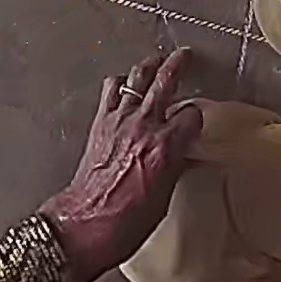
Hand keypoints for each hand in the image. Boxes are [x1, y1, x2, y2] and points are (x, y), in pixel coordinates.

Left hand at [43, 48, 201, 281]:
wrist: (84, 226)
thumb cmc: (126, 222)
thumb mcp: (164, 197)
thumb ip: (177, 166)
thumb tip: (187, 155)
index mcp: (166, 146)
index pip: (192, 115)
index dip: (197, 116)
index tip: (196, 120)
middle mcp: (145, 125)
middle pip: (166, 80)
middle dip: (179, 64)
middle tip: (185, 55)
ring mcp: (121, 119)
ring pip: (138, 76)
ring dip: (150, 65)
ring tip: (156, 60)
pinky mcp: (101, 121)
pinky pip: (112, 89)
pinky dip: (121, 82)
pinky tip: (126, 84)